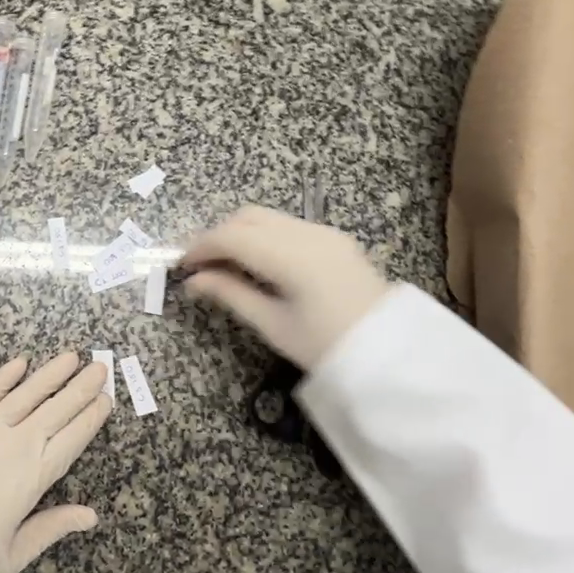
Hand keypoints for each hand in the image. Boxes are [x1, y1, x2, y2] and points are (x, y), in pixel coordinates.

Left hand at [0, 353, 112, 572]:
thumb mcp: (15, 551)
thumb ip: (53, 527)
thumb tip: (91, 515)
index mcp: (35, 475)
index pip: (73, 437)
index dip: (91, 417)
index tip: (106, 399)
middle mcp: (17, 444)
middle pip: (56, 409)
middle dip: (80, 387)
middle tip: (99, 367)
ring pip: (26, 394)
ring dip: (50, 374)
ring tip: (71, 356)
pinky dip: (4, 376)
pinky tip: (21, 362)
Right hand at [181, 205, 389, 371]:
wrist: (392, 354)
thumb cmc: (327, 346)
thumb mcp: (272, 325)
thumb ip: (230, 295)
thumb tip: (193, 281)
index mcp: (290, 255)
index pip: (231, 237)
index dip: (200, 247)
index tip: (180, 266)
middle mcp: (306, 233)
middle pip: (247, 217)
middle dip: (218, 236)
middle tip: (199, 265)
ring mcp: (324, 232)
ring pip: (266, 218)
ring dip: (239, 233)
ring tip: (223, 265)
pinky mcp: (334, 239)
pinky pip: (287, 226)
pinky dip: (262, 236)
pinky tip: (255, 263)